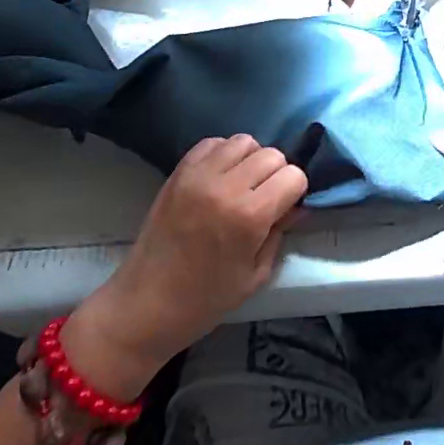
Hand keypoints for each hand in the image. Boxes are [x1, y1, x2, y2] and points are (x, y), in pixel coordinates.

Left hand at [62, 135, 306, 399]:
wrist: (147, 303)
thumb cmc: (206, 299)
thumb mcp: (256, 273)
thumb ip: (279, 232)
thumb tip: (296, 205)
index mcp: (249, 216)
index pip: (293, 176)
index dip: (295, 192)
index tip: (286, 208)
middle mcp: (225, 186)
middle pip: (272, 154)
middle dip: (278, 174)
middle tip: (266, 198)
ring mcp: (198, 175)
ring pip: (244, 141)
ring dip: (252, 159)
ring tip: (244, 184)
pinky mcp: (178, 172)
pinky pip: (213, 143)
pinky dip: (224, 154)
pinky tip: (221, 177)